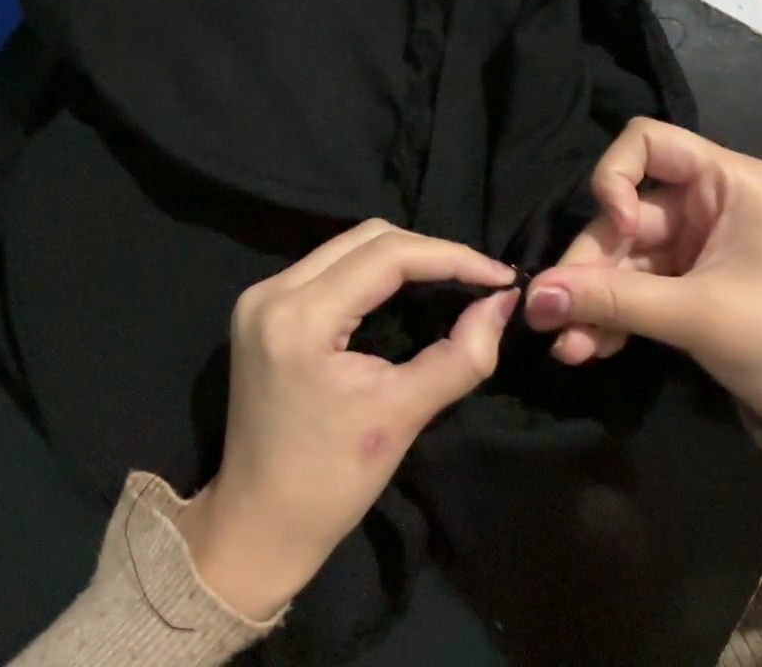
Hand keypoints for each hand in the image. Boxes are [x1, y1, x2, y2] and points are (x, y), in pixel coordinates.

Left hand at [175, 220, 518, 619]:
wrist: (259, 522)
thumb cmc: (331, 480)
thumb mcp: (404, 414)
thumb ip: (462, 354)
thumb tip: (503, 303)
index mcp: (299, 316)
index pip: (387, 255)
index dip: (451, 257)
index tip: (499, 276)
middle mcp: (271, 292)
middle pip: (366, 238)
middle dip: (430, 252)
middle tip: (478, 279)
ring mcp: (261, 297)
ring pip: (347, 247)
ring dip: (402, 258)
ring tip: (452, 282)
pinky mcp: (262, 309)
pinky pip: (329, 268)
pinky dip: (373, 272)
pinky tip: (407, 291)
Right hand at [527, 119, 761, 458]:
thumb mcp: (699, 316)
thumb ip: (613, 302)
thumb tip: (534, 295)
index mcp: (726, 183)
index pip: (646, 143)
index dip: (615, 178)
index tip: (617, 229)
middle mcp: (704, 206)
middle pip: (621, 215)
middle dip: (587, 267)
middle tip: (550, 317)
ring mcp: (693, 250)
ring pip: (620, 260)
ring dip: (590, 302)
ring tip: (567, 349)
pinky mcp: (686, 289)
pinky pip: (633, 291)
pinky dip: (610, 317)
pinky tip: (588, 350)